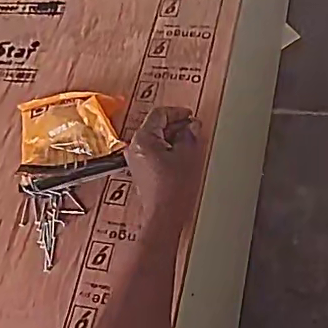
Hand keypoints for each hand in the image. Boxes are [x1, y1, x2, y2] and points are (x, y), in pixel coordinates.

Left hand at [126, 106, 200, 230]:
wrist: (164, 214)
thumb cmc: (172, 189)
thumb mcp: (187, 155)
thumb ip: (189, 134)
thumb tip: (192, 126)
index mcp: (143, 139)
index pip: (159, 114)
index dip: (177, 112)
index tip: (190, 115)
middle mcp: (135, 147)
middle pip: (155, 125)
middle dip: (175, 125)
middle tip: (193, 128)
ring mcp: (136, 159)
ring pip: (155, 138)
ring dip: (172, 137)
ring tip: (190, 142)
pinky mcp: (141, 169)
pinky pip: (153, 151)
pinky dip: (167, 149)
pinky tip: (181, 155)